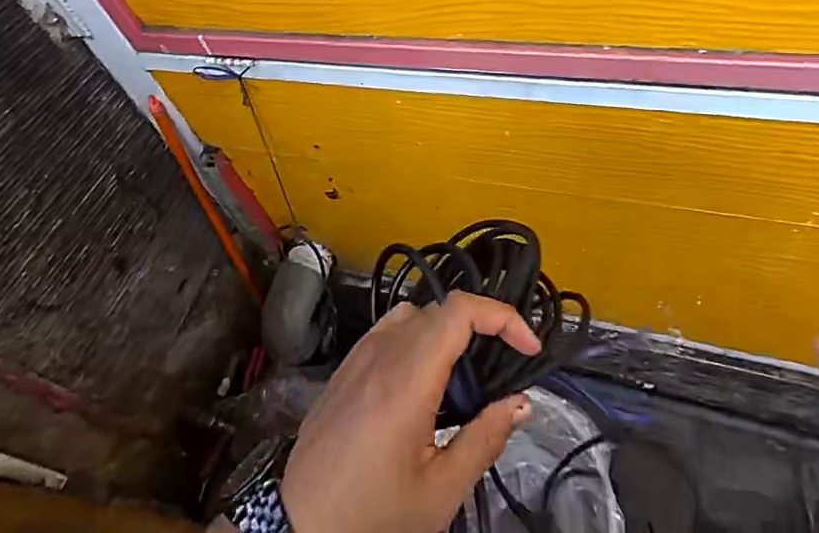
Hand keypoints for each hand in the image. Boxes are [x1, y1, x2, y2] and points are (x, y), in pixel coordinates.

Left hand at [280, 291, 540, 532]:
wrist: (291, 531)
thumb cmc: (369, 515)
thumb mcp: (438, 493)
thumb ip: (485, 441)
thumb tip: (520, 403)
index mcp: (408, 377)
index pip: (461, 309)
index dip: (502, 316)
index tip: (527, 348)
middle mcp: (382, 353)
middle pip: (443, 308)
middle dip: (483, 326)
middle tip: (502, 365)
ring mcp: (359, 356)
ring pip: (416, 313)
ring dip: (449, 329)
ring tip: (463, 374)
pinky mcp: (345, 369)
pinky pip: (390, 329)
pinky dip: (419, 337)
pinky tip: (422, 380)